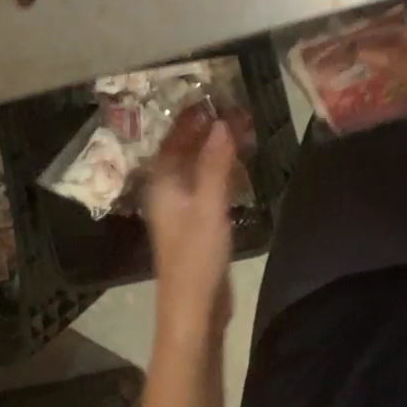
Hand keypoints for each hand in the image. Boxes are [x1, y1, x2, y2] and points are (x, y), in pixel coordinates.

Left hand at [143, 115, 237, 347]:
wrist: (194, 308)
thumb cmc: (196, 256)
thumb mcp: (208, 206)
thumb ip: (215, 164)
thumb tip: (222, 122)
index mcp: (162, 185)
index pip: (172, 140)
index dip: (189, 119)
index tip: (213, 98)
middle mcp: (168, 193)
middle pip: (185, 152)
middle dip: (207, 131)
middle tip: (237, 110)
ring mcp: (183, 209)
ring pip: (198, 168)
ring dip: (217, 148)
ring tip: (244, 130)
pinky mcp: (198, 223)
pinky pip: (208, 184)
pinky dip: (223, 169)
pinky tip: (241, 166)